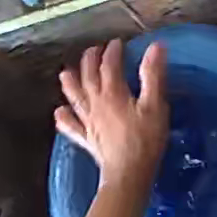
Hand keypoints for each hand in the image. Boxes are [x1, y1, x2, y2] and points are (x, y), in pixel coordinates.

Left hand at [56, 39, 168, 193]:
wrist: (128, 174)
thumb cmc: (146, 139)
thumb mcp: (155, 105)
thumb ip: (153, 75)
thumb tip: (156, 46)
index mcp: (112, 93)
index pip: (109, 66)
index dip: (112, 52)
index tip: (117, 43)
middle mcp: (96, 104)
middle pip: (88, 78)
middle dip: (90, 61)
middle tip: (93, 50)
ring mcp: (88, 122)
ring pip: (75, 98)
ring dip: (70, 83)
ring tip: (67, 72)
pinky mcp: (87, 139)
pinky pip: (71, 126)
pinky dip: (64, 118)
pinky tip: (60, 112)